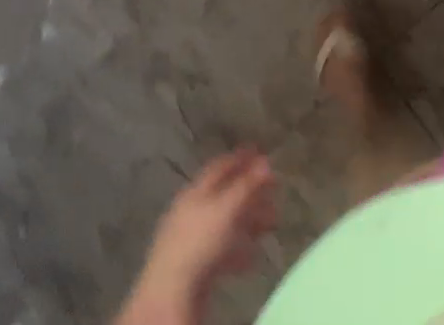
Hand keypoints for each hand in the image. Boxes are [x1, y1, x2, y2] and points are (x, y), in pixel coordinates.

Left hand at [121, 149, 277, 324]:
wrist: (170, 292)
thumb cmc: (200, 242)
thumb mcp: (228, 208)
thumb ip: (247, 185)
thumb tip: (266, 162)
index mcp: (195, 192)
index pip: (220, 167)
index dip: (240, 158)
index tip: (260, 151)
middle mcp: (190, 211)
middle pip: (224, 194)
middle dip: (251, 192)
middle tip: (274, 191)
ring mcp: (189, 238)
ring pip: (224, 222)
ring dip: (249, 221)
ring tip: (269, 225)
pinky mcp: (192, 262)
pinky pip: (219, 248)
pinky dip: (237, 247)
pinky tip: (249, 256)